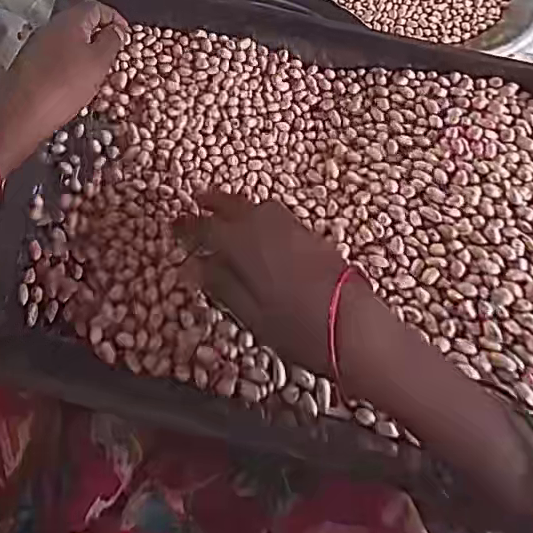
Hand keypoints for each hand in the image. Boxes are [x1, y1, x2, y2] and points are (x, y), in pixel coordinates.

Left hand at [0, 0, 127, 164]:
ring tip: (97, 71)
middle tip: (114, 54)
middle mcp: (49, 28)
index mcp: (68, 21)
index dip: (115, 18)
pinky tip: (74, 82)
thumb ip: (112, 41)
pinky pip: (55, 56)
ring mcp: (36, 45)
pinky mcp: (29, 64)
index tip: (125, 33)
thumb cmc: (63, 86)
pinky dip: (69, 64)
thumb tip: (117, 30)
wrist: (21, 114)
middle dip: (100, 35)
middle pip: (81, 22)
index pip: (96, 7)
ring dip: (85, 51)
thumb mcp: (98, 62)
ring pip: (68, 41)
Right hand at [175, 192, 380, 376]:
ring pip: (253, 205)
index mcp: (241, 241)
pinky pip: (273, 214)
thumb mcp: (249, 313)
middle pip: (229, 204)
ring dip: (235, 206)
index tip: (173, 226)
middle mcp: (263, 224)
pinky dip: (257, 214)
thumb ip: (219, 284)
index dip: (186, 227)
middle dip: (210, 204)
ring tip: (225, 214)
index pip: (204, 227)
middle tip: (195, 204)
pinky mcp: (309, 234)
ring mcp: (289, 226)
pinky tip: (258, 230)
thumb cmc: (297, 327)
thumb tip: (192, 266)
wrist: (358, 329)